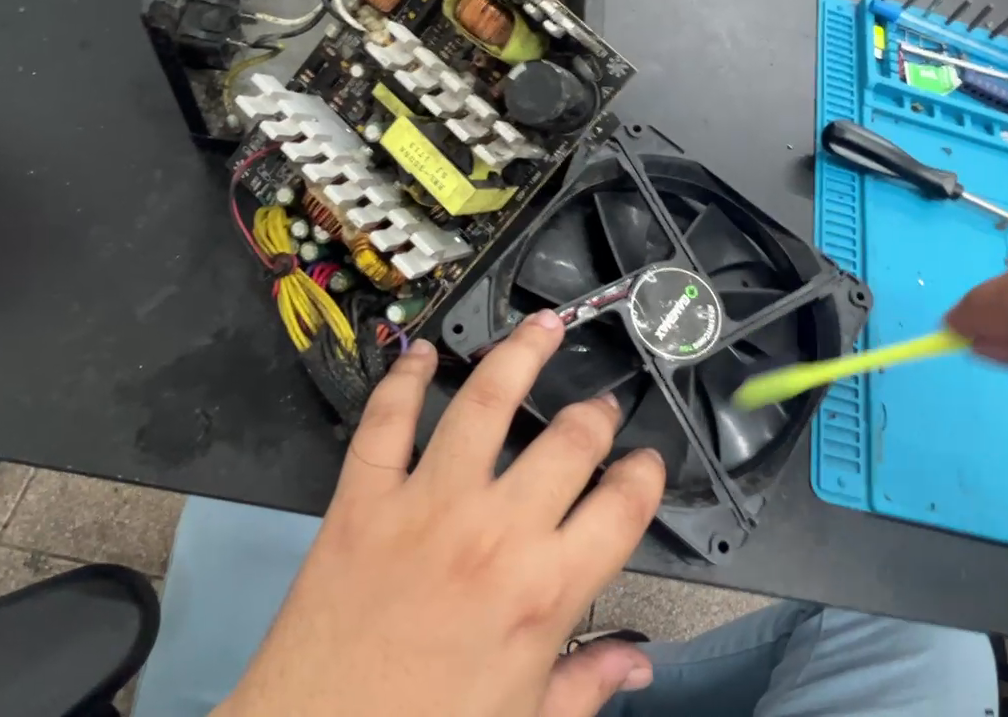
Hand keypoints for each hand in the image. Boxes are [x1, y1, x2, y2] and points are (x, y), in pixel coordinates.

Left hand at [218, 311, 667, 716]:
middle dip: (596, 414)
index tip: (646, 464)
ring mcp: (425, 505)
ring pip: (483, 403)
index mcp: (544, 591)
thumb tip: (640, 664)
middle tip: (601, 407)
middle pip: (568, 441)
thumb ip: (589, 685)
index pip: (623, 507)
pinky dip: (403, 379)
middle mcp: (494, 532)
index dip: (646, 476)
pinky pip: (386, 422)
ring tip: (543, 326)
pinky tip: (424, 353)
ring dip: (520, 355)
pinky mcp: (362, 498)